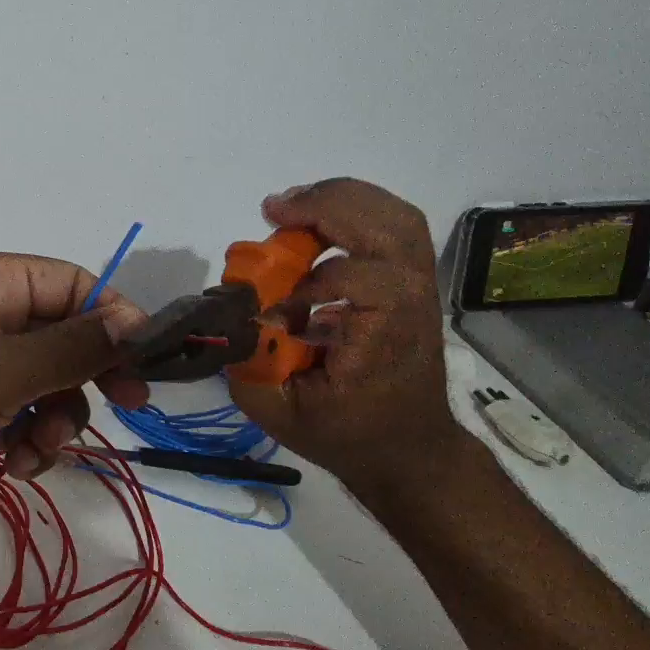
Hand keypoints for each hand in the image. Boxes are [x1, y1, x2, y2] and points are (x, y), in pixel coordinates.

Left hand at [0, 252, 150, 529]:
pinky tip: (18, 467)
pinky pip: (11, 411)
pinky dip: (24, 437)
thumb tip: (138, 321)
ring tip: (39, 453)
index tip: (146, 367)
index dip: (113, 319)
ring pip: (39, 381)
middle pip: (58, 335)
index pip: (68, 283)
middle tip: (124, 411)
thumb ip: (73, 348)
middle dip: (82, 379)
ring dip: (53, 418)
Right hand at [226, 179, 471, 494]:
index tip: (273, 306)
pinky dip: (352, 210)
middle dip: (326, 207)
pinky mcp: (411, 281)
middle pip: (387, 226)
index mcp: (387, 335)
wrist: (407, 448)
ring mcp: (419, 287)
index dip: (313, 282)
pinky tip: (313, 221)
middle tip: (274, 211)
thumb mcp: (280, 413)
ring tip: (290, 209)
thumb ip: (247, 362)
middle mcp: (412, 301)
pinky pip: (392, 225)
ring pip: (393, 216)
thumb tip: (230, 314)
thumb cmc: (346, 433)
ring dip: (339, 200)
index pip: (364, 280)